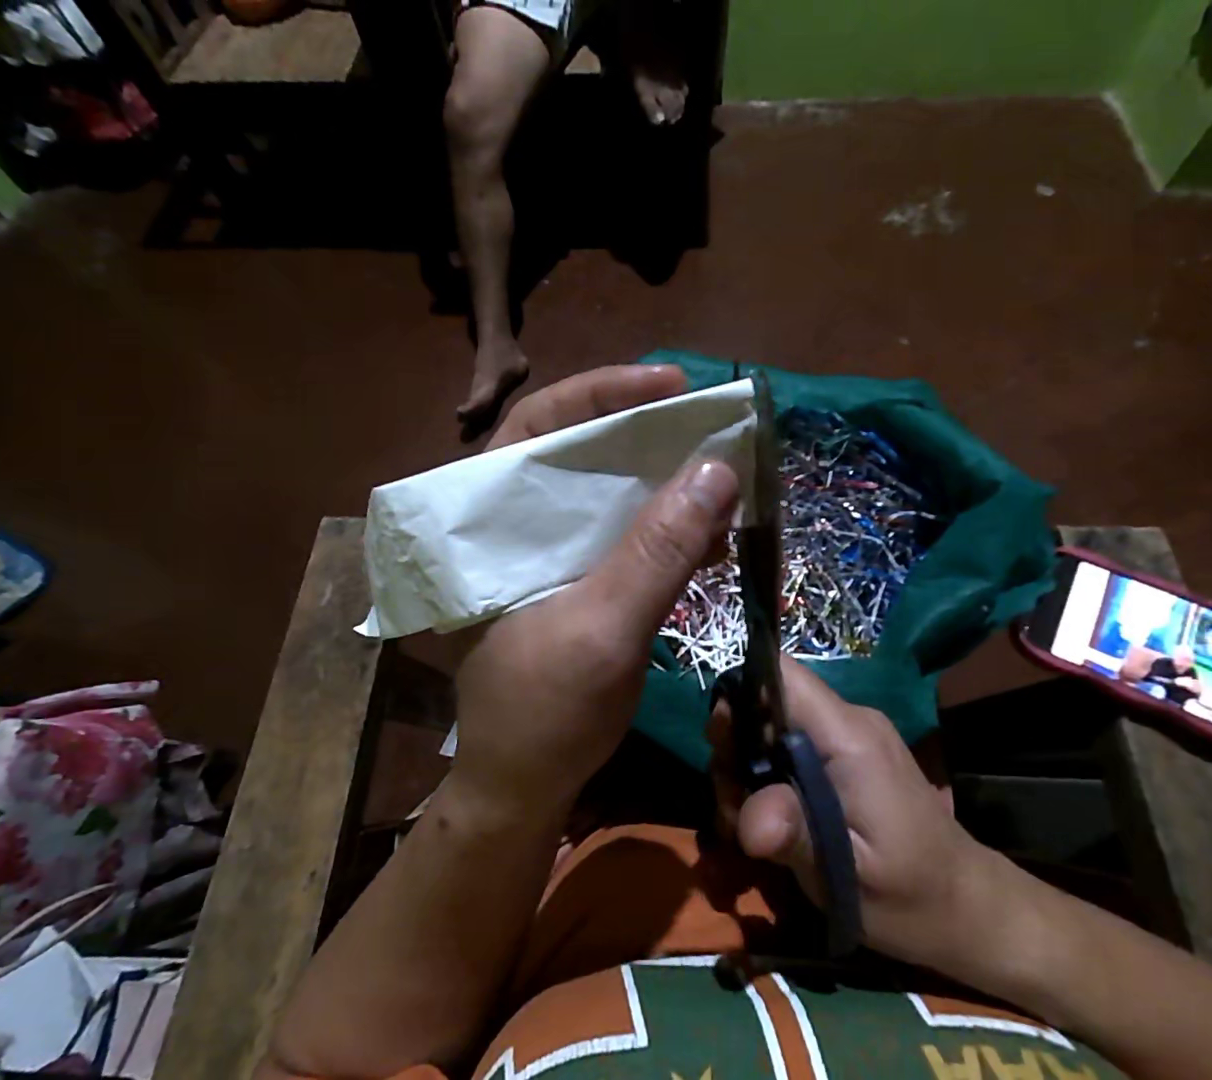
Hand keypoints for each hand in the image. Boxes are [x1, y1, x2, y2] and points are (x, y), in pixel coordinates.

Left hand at [447, 365, 740, 818]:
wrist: (525, 785)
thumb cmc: (543, 712)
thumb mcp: (601, 629)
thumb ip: (656, 552)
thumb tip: (716, 470)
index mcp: (486, 519)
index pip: (537, 422)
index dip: (603, 392)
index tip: (673, 385)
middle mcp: (513, 523)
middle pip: (580, 450)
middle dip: (648, 433)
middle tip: (711, 425)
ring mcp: (548, 552)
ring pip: (610, 492)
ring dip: (668, 483)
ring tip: (725, 482)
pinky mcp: (579, 579)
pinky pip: (629, 535)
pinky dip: (671, 529)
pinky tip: (715, 536)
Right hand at [719, 660, 1045, 986]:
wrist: (965, 907)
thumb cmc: (911, 893)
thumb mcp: (848, 874)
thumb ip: (797, 836)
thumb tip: (747, 821)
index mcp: (849, 736)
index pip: (783, 674)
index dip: (742, 693)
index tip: (723, 745)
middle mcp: (846, 723)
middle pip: (767, 704)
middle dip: (735, 748)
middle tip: (733, 806)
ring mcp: (846, 740)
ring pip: (772, 730)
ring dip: (747, 772)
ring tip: (750, 829)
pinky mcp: (843, 759)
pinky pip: (790, 749)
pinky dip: (768, 780)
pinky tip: (770, 825)